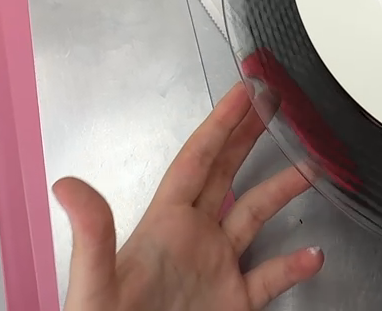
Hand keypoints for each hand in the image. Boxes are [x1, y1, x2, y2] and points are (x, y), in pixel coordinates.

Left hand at [54, 82, 323, 310]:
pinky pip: (269, 279)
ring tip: (311, 166)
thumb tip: (67, 185)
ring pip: (255, 216)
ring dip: (282, 189)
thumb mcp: (95, 285)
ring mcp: (216, 269)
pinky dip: (293, 266)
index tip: (242, 91)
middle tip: (275, 102)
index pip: (198, 159)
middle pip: (227, 172)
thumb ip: (92, 235)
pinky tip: (313, 255)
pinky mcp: (233, 304)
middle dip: (249, 133)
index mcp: (164, 223)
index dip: (221, 122)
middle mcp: (193, 238)